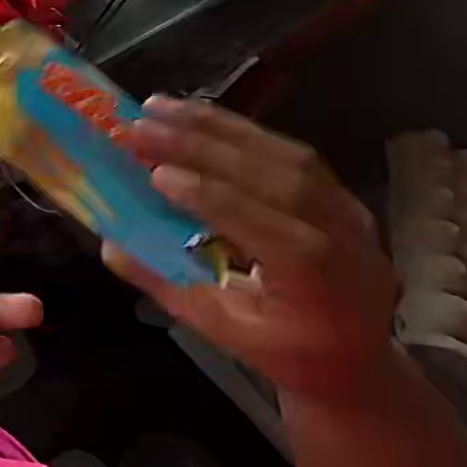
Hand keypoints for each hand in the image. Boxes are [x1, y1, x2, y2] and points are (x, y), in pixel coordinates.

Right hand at [106, 96, 398, 403]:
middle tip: (139, 127)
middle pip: (278, 178)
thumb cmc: (284, 350)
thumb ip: (164, 283)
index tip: (156, 174)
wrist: (359, 359)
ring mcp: (347, 210)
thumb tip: (108, 243)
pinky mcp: (336, 191)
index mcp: (320, 283)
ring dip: (214, 126)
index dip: (213, 199)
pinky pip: (286, 150)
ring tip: (156, 107)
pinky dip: (236, 128)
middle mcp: (345, 238)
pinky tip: (192, 114)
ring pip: (283, 154)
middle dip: (203, 147)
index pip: (270, 231)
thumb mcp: (219, 329)